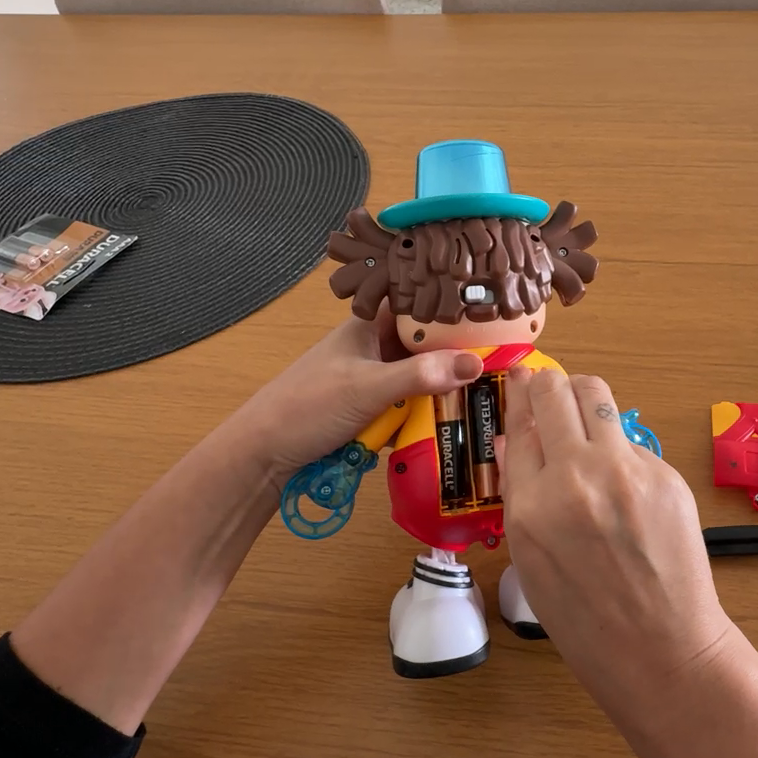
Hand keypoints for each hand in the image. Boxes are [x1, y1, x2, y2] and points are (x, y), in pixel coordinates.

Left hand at [238, 307, 481, 475]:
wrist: (260, 455)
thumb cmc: (307, 407)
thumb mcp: (369, 388)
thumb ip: (421, 375)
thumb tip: (476, 363)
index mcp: (369, 325)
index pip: (418, 302)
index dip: (452, 305)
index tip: (492, 312)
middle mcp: (373, 345)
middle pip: (425, 343)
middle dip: (455, 354)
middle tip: (497, 359)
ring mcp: (370, 377)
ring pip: (418, 375)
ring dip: (439, 387)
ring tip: (482, 392)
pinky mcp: (369, 407)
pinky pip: (407, 403)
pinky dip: (422, 412)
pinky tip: (446, 420)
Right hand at [498, 367, 736, 688]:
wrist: (660, 650)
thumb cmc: (584, 619)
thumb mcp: (530, 561)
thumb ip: (521, 494)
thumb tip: (515, 437)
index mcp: (530, 507)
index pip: (518, 423)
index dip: (518, 397)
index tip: (519, 382)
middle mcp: (574, 477)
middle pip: (553, 391)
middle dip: (547, 383)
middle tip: (549, 389)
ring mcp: (623, 471)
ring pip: (595, 394)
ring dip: (583, 395)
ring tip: (583, 411)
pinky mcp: (663, 473)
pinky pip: (630, 439)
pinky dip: (619, 447)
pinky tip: (622, 481)